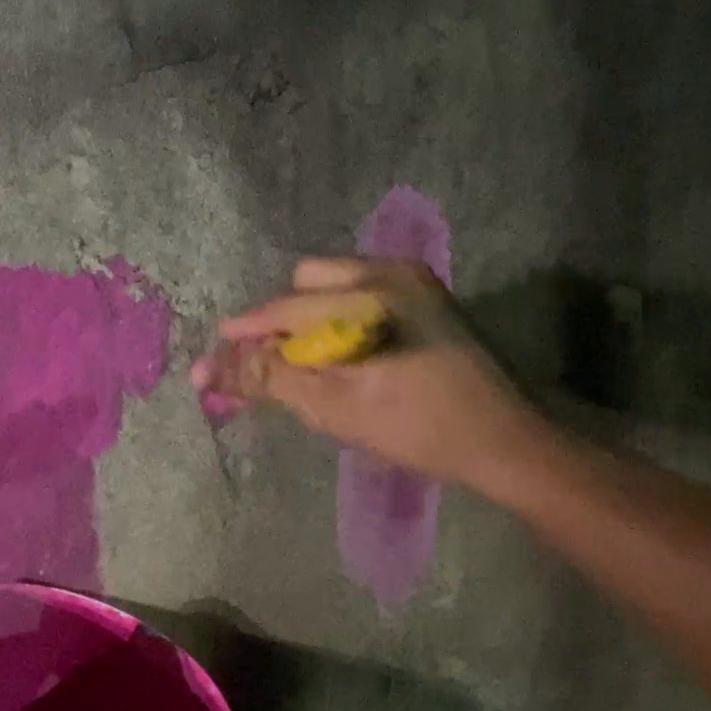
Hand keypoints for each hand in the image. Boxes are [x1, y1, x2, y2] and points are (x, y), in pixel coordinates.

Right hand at [192, 257, 541, 486]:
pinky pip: (358, 292)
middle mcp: (390, 271)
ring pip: (331, 284)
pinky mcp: (426, 295)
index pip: (284, 308)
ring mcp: (412, 279)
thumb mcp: (333, 407)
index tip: (212, 360)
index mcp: (369, 294)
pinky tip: (343, 356)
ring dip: (307, 318)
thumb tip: (204, 369)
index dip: (245, 333)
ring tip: (307, 365)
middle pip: (306, 283)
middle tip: (272, 367)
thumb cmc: (417, 428)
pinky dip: (336, 318)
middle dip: (280, 322)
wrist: (507, 439)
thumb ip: (267, 379)